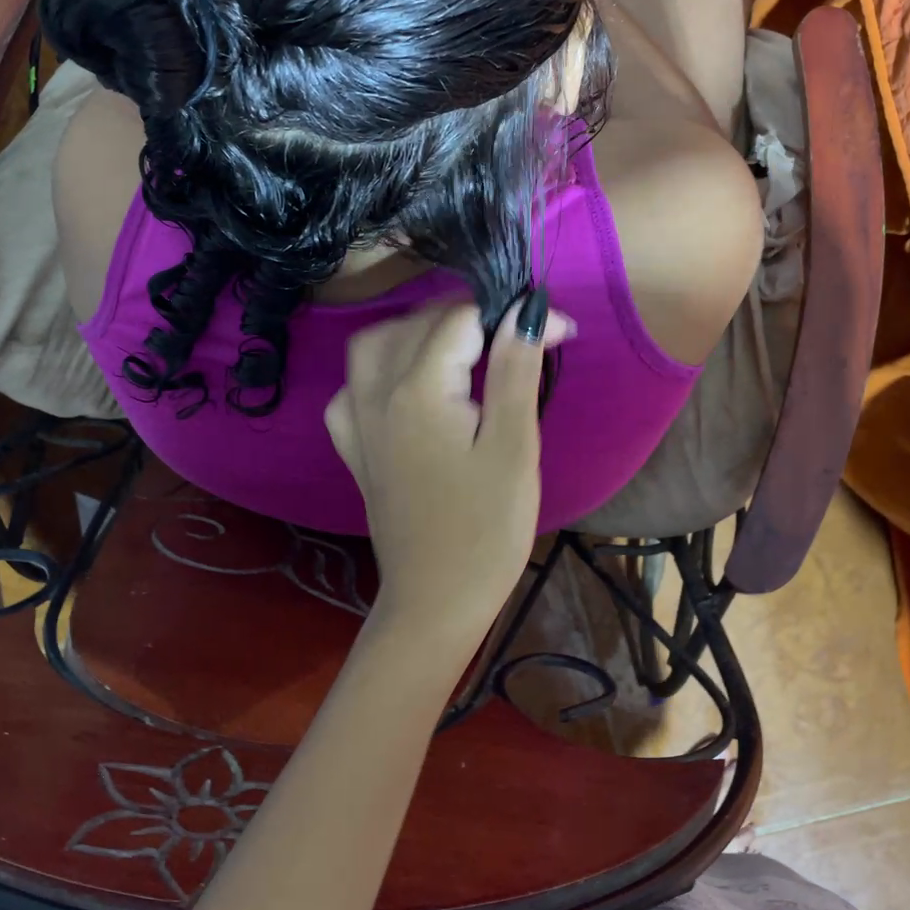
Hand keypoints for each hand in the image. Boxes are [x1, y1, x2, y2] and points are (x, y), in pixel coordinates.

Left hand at [325, 295, 570, 637]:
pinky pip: (354, 386)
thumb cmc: (486, 529)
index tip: (557, 333)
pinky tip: (409, 387)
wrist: (435, 599)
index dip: (510, 315)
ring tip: (464, 350)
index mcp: (417, 389)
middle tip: (517, 338)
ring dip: (417, 332)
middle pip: (415, 323)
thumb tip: (529, 309)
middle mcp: (375, 393)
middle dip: (468, 317)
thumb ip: (516, 370)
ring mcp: (355, 421)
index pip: (461, 318)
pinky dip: (381, 370)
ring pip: (374, 344)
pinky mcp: (353, 447)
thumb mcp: (514, 447)